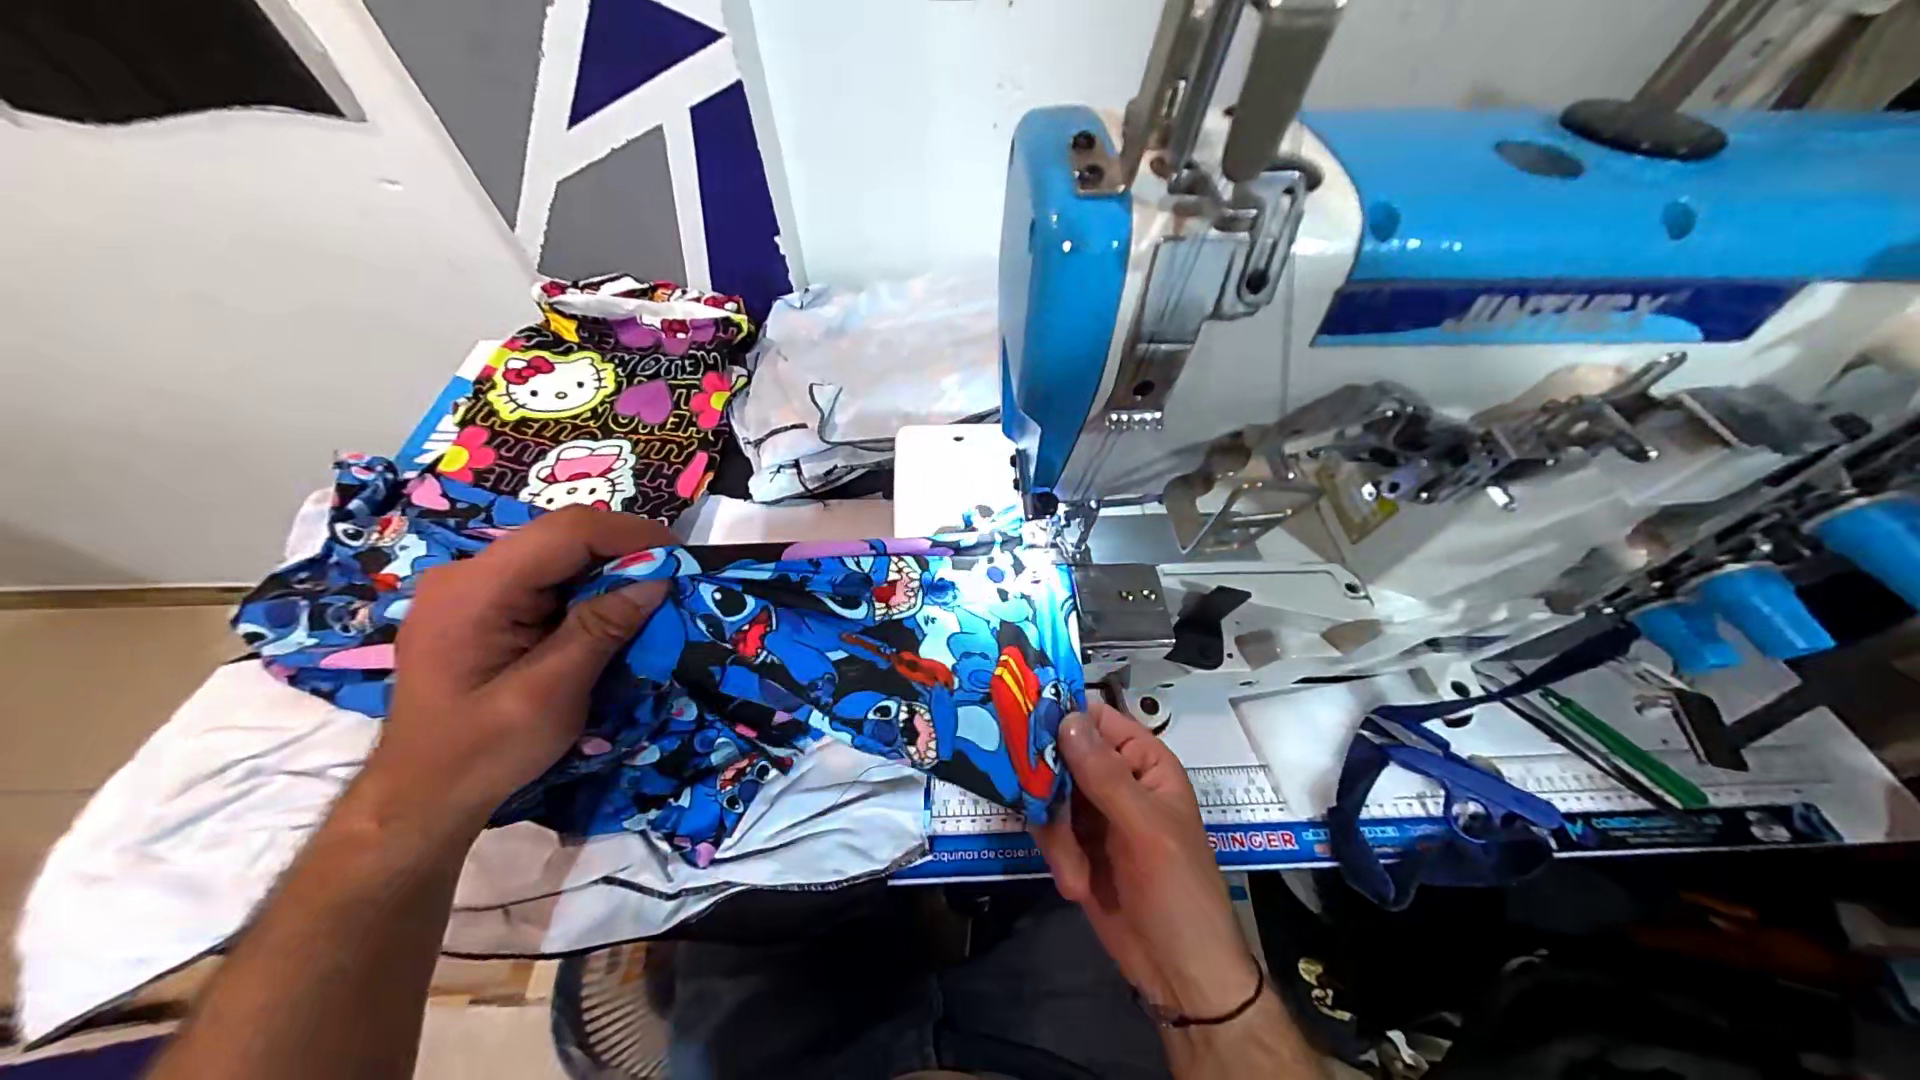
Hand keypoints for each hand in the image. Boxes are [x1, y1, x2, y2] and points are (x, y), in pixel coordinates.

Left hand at [376, 506, 673, 829]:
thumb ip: (600, 630)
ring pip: (558, 553)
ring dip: (609, 569)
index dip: (630, 534)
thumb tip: (657, 581)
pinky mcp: (481, 604)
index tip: (679, 559)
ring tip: (651, 595)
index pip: (565, 532)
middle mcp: (467, 574)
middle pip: (562, 536)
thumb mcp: (551, 694)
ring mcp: (471, 587)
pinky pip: (547, 577)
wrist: (423, 795)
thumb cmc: (482, 752)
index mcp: (474, 590)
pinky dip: (588, 588)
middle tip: (673, 580)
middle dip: (625, 551)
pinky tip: (611, 612)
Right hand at [1034, 703, 1258, 1018]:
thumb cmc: (1179, 893)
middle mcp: (1114, 778)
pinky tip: (1074, 883)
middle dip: (1047, 784)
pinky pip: (1046, 826)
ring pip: (1047, 792)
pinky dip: (1054, 852)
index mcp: (1143, 762)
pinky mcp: (1073, 843)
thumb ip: (1104, 775)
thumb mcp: (1146, 830)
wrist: (1180, 975)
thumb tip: (1066, 718)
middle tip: (1041, 810)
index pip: (1095, 718)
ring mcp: (1092, 811)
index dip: (1061, 714)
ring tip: (1072, 869)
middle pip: (1060, 753)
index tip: (1022, 720)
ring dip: (1054, 832)